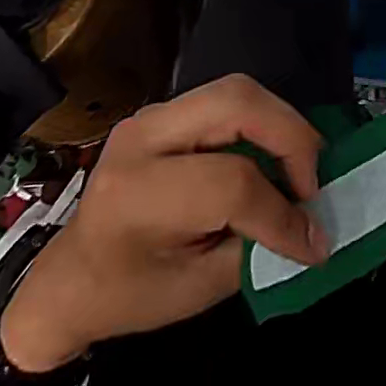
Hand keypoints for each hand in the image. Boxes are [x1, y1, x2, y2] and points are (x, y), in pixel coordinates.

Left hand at [0, 75, 329, 371]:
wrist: (71, 276)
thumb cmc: (128, 294)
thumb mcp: (199, 288)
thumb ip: (260, 248)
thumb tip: (314, 227)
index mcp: (139, 192)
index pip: (231, 182)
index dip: (283, 214)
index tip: (312, 244)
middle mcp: (142, 137)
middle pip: (237, 102)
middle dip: (291, 137)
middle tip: (312, 184)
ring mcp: (149, 117)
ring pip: (235, 91)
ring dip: (278, 125)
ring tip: (297, 170)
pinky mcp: (160, 114)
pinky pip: (224, 102)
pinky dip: (260, 124)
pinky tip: (271, 159)